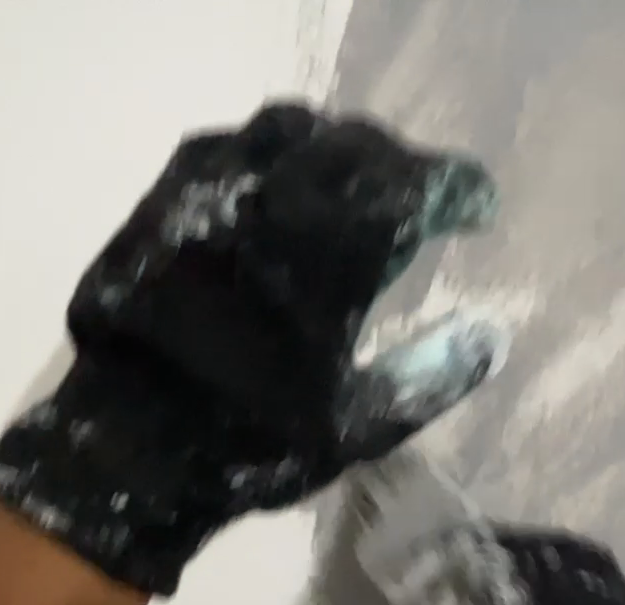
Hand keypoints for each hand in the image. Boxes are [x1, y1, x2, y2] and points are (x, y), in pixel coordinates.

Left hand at [0, 103, 501, 594]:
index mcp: (331, 258)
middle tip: (421, 199)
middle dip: (404, 168)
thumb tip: (492, 335)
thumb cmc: (254, 444)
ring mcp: (211, 193)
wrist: (132, 450)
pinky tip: (278, 193)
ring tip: (353, 187)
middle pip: (359, 148)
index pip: (417, 190)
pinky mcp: (162, 201)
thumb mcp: (359, 430)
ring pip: (292, 133)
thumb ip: (433, 378)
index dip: (458, 191)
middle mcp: (275, 203)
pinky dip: (273, 159)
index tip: (479, 207)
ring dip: (338, 153)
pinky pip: (230, 146)